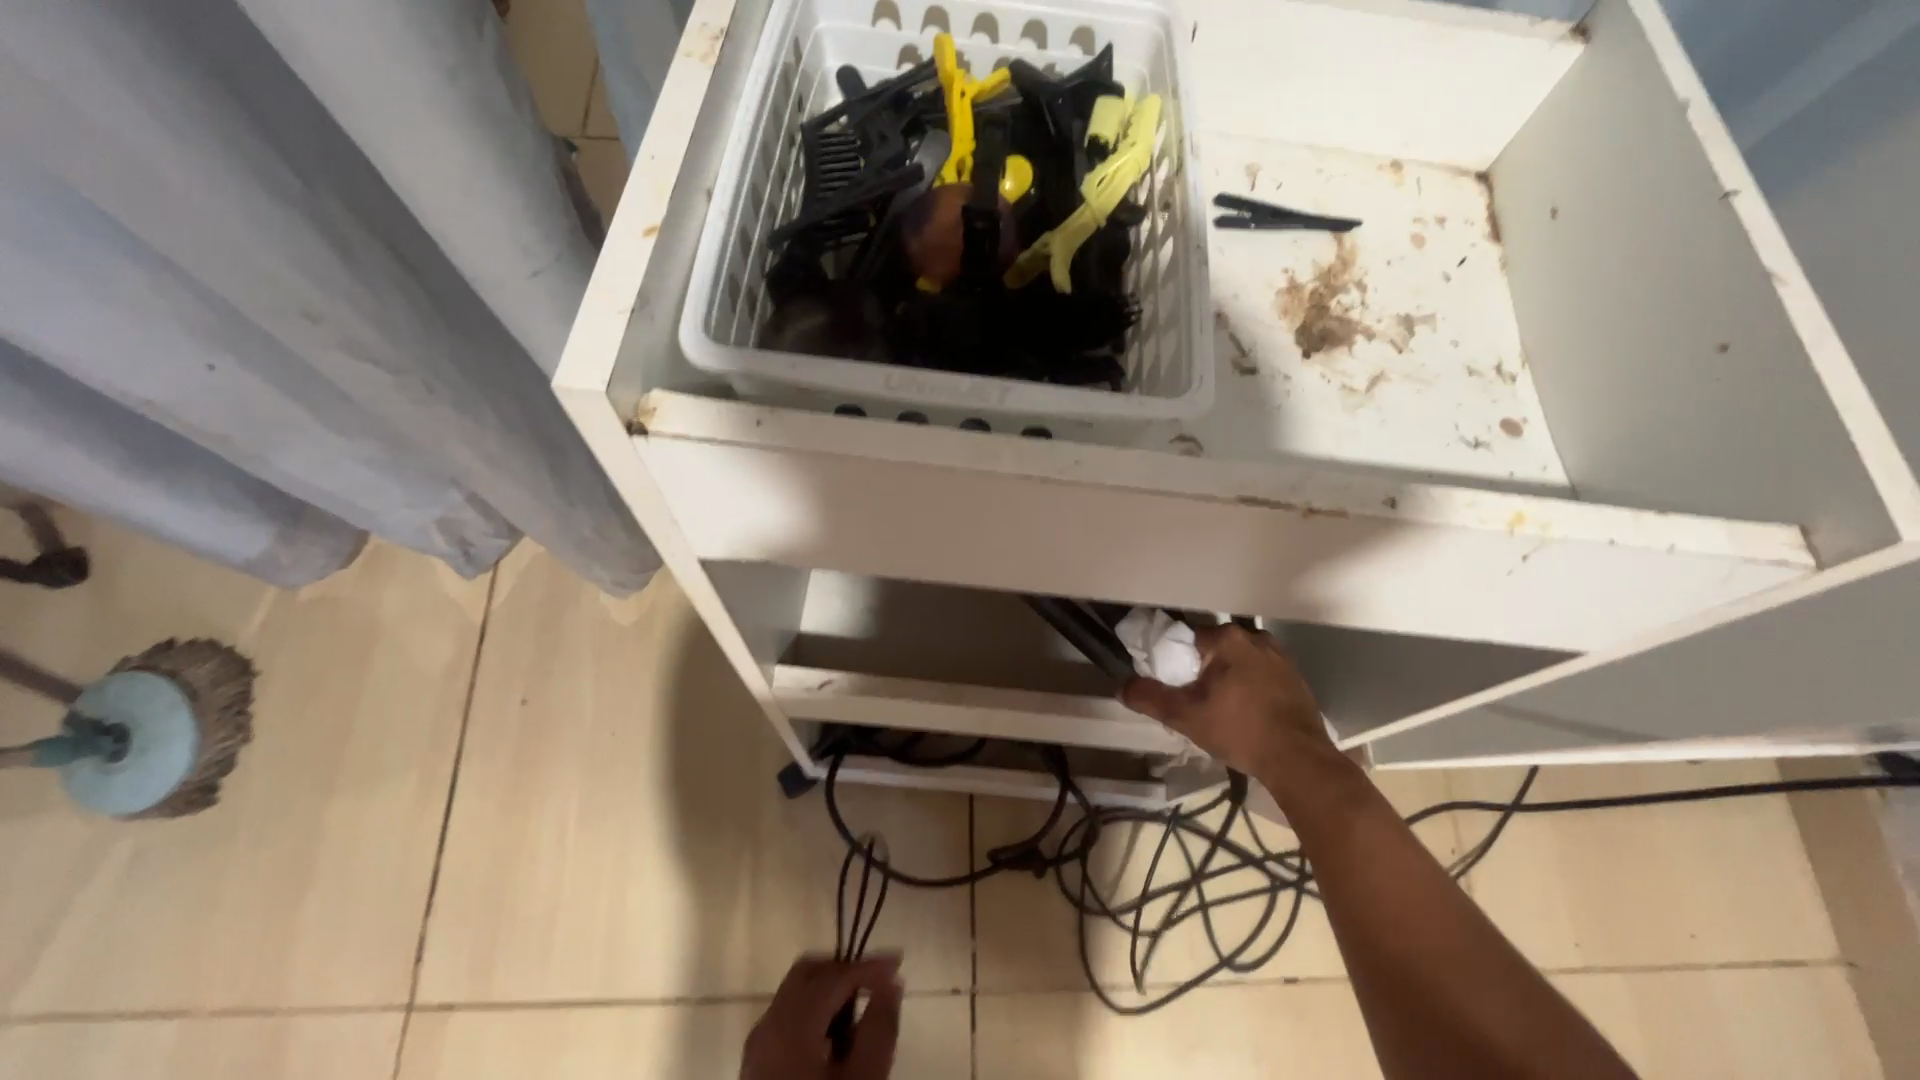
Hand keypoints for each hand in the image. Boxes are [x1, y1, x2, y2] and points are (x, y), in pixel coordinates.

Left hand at [742, 955, 902, 1079]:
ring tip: (862, 1010)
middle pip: (806, 973)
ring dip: (828, 990)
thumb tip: (891, 984)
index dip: (869, 965)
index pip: (835, 975)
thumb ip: (880, 1027)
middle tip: (878, 980)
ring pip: (794, 993)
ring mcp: (757, 1043)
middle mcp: (767, 1024)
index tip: (899, 963)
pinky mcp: (756, 1061)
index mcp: (791, 1025)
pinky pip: (786, 1016)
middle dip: (844, 970)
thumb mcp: (866, 1078)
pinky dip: (813, 1011)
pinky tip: (837, 1035)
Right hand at [1121, 624, 1338, 782]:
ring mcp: (1281, 657)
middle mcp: (1256, 638)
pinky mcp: (1296, 678)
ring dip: (1229, 678)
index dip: (1176, 661)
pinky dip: (1251, 688)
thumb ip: (1148, 697)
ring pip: (1240, 662)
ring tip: (1222, 709)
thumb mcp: (1184, 716)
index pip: (1188, 638)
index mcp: (1227, 639)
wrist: (1297, 758)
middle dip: (1203, 670)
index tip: (1174, 684)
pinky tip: (1248, 713)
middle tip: (1195, 700)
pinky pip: (1262, 675)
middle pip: (1215, 649)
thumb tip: (1122, 686)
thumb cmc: (1238, 730)